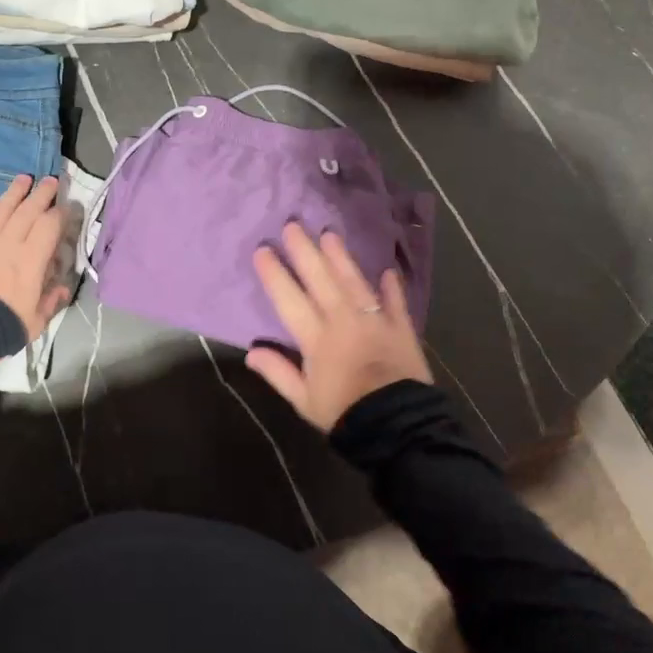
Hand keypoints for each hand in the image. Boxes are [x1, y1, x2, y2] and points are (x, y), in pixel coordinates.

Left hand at [0, 175, 69, 341]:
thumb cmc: (1, 326)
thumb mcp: (35, 321)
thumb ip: (51, 301)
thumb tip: (63, 286)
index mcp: (30, 259)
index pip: (49, 226)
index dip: (61, 213)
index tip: (68, 205)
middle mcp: (7, 243)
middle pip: (27, 211)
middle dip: (41, 194)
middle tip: (50, 180)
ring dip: (12, 193)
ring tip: (23, 178)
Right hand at [246, 222, 431, 431]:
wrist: (399, 427)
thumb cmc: (345, 413)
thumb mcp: (304, 401)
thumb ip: (278, 373)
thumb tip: (250, 352)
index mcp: (316, 338)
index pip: (289, 298)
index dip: (274, 273)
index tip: (263, 250)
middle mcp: (343, 321)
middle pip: (321, 279)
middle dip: (305, 250)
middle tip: (293, 225)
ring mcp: (375, 322)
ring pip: (354, 282)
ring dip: (341, 257)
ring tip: (329, 234)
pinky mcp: (402, 329)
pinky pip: (396, 302)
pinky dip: (391, 286)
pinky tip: (387, 270)